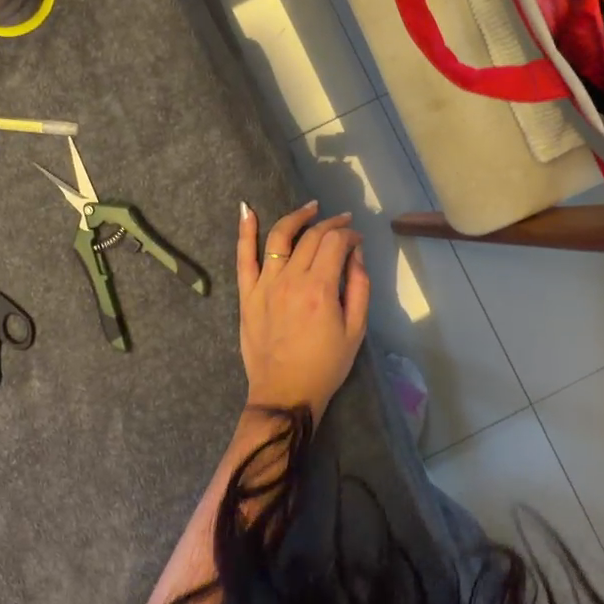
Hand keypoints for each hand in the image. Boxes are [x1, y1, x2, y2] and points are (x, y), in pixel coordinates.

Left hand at [234, 201, 370, 416]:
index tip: (357, 240)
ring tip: (311, 208)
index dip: (349, 235)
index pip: (335, 243)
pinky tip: (247, 210)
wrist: (285, 394)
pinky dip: (245, 232)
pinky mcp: (248, 294)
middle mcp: (291, 280)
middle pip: (312, 236)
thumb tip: (357, 254)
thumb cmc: (326, 366)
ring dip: (296, 217)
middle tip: (342, 223)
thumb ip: (359, 287)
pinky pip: (243, 258)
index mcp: (321, 289)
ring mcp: (265, 285)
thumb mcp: (356, 330)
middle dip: (331, 224)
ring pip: (279, 237)